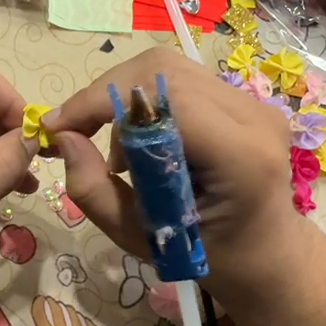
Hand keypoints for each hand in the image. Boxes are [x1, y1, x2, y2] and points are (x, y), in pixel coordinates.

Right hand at [42, 47, 314, 306]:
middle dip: (103, 95)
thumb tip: (63, 138)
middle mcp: (253, 116)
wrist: (268, 255)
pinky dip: (138, 100)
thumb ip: (94, 191)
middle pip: (160, 71)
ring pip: (164, 68)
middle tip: (73, 132)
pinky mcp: (240, 98)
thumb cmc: (206, 257)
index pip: (162, 100)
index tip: (58, 128)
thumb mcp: (138, 239)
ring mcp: (252, 102)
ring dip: (119, 96)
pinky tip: (135, 138)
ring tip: (109, 143)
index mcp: (239, 157)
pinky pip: (175, 79)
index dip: (101, 102)